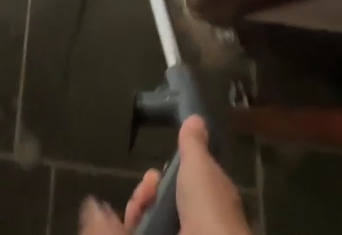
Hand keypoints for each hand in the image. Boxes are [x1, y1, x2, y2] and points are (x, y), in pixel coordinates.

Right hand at [77, 117, 247, 234]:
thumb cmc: (206, 203)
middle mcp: (195, 215)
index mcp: (209, 194)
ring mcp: (178, 229)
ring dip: (139, 203)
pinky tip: (131, 215)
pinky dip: (134, 220)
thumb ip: (193, 144)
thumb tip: (195, 118)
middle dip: (147, 188)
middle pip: (162, 197)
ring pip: (150, 213)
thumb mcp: (200, 164)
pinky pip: (141, 227)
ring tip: (138, 203)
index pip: (185, 179)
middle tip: (148, 184)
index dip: (167, 173)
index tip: (154, 171)